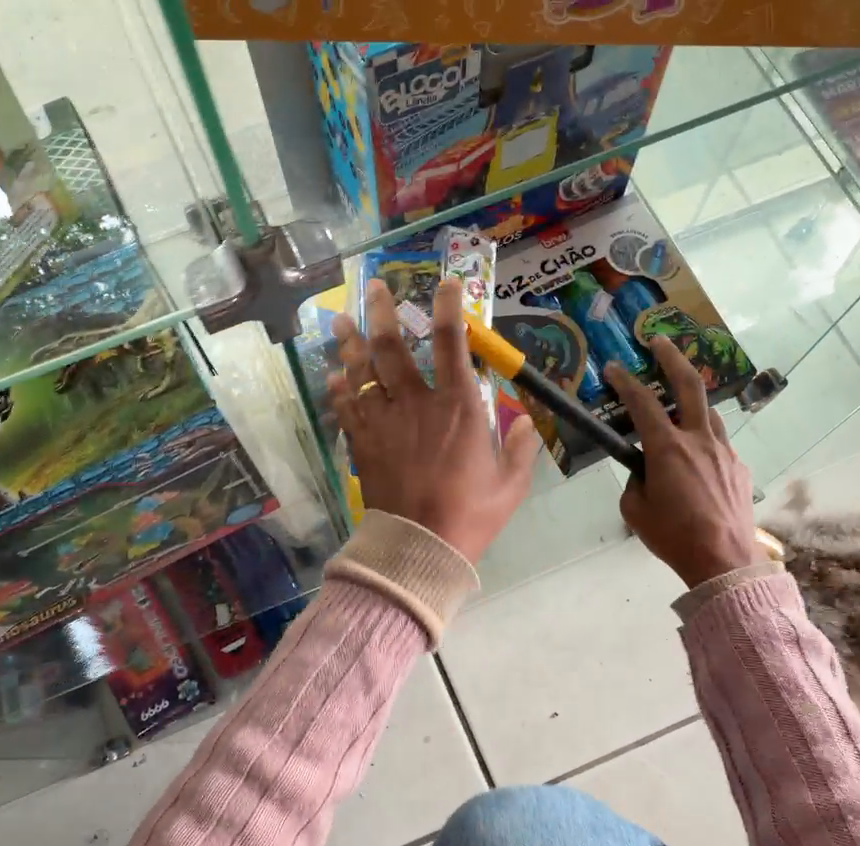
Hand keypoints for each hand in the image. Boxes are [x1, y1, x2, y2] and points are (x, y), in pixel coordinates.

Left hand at [329, 277, 539, 561]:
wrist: (419, 546)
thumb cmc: (469, 515)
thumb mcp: (510, 485)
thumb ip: (520, 449)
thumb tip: (526, 421)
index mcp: (458, 407)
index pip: (452, 343)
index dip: (449, 307)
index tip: (446, 284)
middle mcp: (416, 404)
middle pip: (392, 347)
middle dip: (382, 311)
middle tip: (375, 287)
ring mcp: (383, 422)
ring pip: (361, 371)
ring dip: (350, 343)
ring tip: (341, 319)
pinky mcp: (362, 443)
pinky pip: (346, 407)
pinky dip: (339, 388)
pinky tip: (334, 374)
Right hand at [606, 339, 760, 586]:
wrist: (724, 561)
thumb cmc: (673, 537)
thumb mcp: (635, 511)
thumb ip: (635, 483)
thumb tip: (643, 473)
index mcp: (668, 449)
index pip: (642, 403)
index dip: (625, 382)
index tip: (615, 368)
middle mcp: (699, 440)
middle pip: (689, 385)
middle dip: (672, 358)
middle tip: (659, 342)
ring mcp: (725, 452)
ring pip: (709, 414)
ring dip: (691, 404)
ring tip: (679, 407)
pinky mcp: (740, 469)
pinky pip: (719, 446)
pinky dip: (704, 445)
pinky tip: (697, 465)